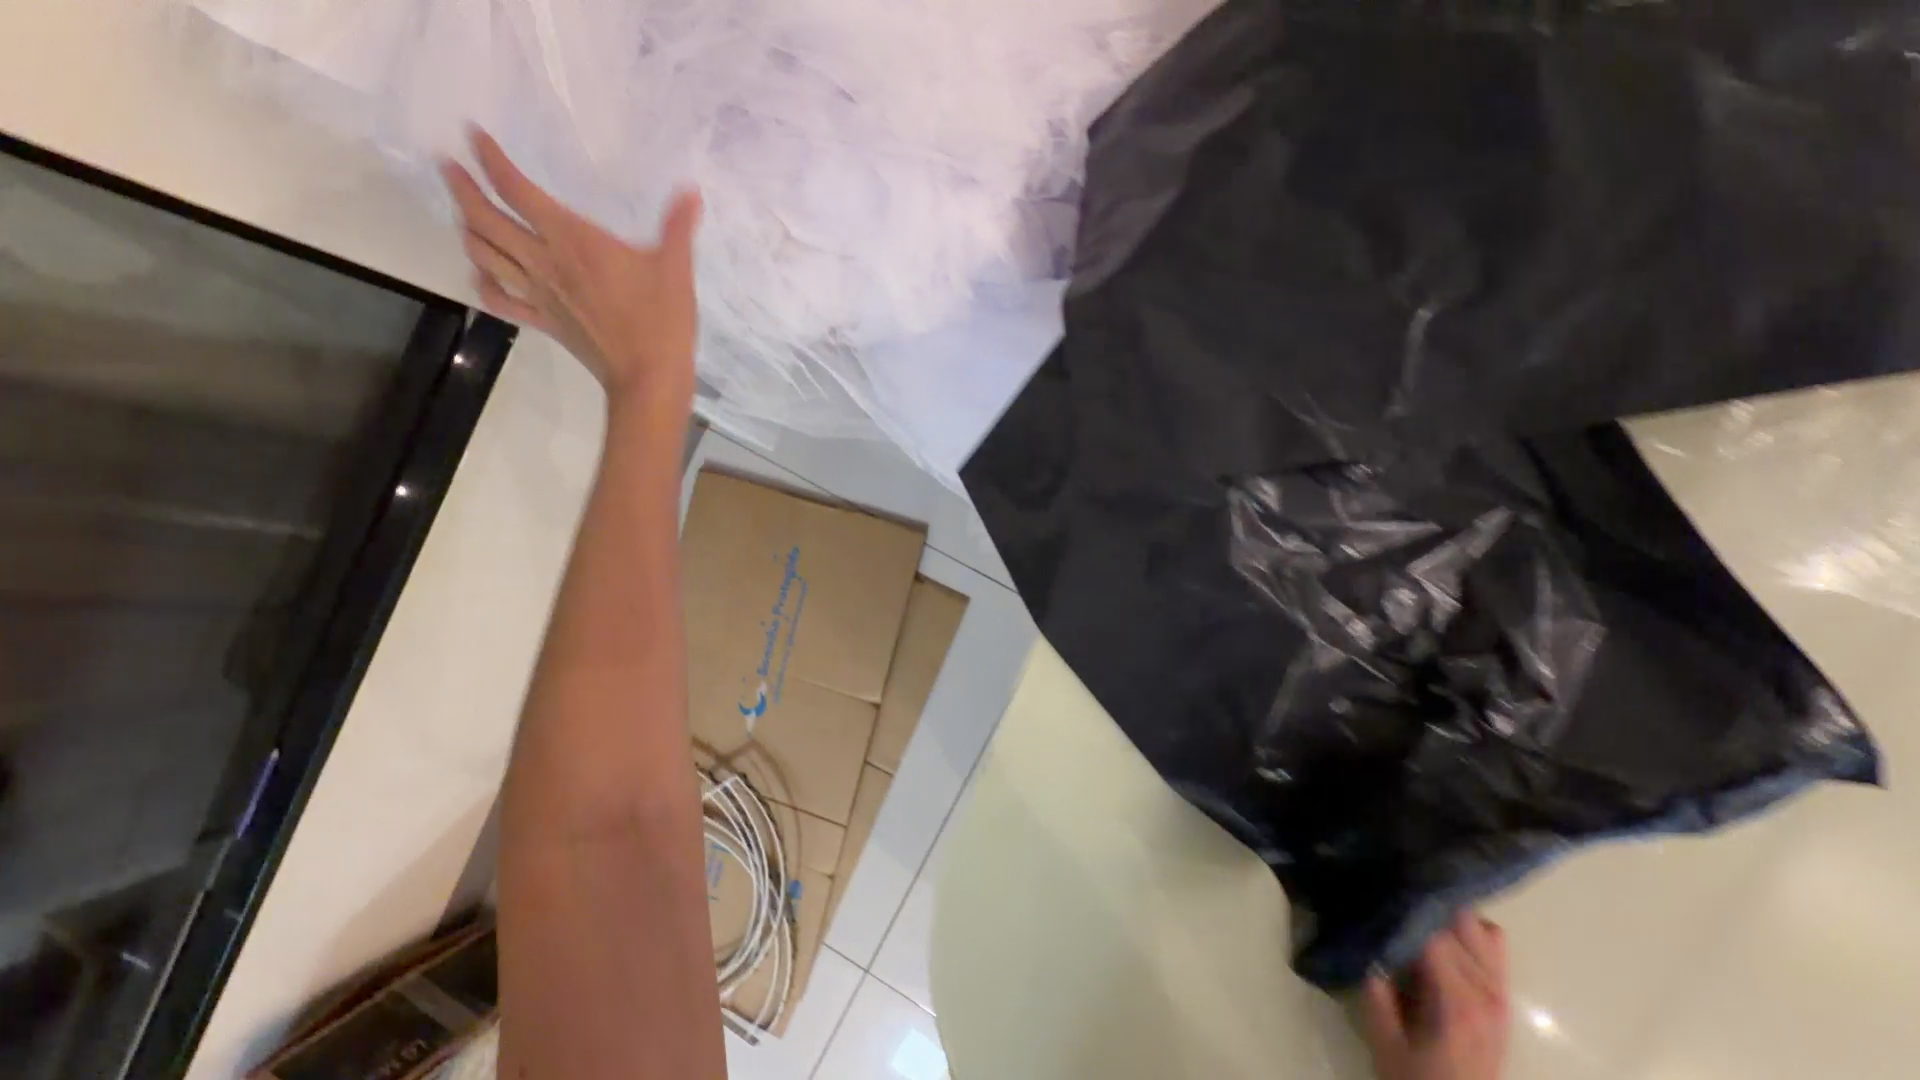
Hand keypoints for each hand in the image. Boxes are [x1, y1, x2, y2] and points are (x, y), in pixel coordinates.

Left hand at [441, 128, 701, 419]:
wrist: (647, 376)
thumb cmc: (661, 320)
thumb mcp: (676, 267)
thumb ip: (678, 226)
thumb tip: (691, 191)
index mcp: (572, 240)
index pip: (517, 191)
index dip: (491, 160)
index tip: (473, 136)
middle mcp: (544, 262)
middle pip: (486, 219)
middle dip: (462, 189)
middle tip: (449, 167)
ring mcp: (539, 295)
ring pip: (484, 256)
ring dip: (468, 231)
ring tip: (464, 214)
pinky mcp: (544, 323)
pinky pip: (500, 300)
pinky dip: (483, 283)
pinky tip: (482, 274)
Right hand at [1360, 913, 1510, 1079]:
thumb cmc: (1418, 1079)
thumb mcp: (1384, 1043)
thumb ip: (1376, 996)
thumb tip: (1370, 950)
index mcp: (1457, 1003)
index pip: (1434, 938)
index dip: (1405, 916)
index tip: (1378, 904)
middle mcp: (1486, 992)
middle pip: (1459, 924)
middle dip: (1424, 910)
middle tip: (1391, 907)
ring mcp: (1500, 993)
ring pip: (1480, 929)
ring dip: (1448, 919)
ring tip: (1416, 920)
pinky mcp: (1502, 996)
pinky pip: (1493, 946)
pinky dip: (1470, 933)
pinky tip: (1442, 939)